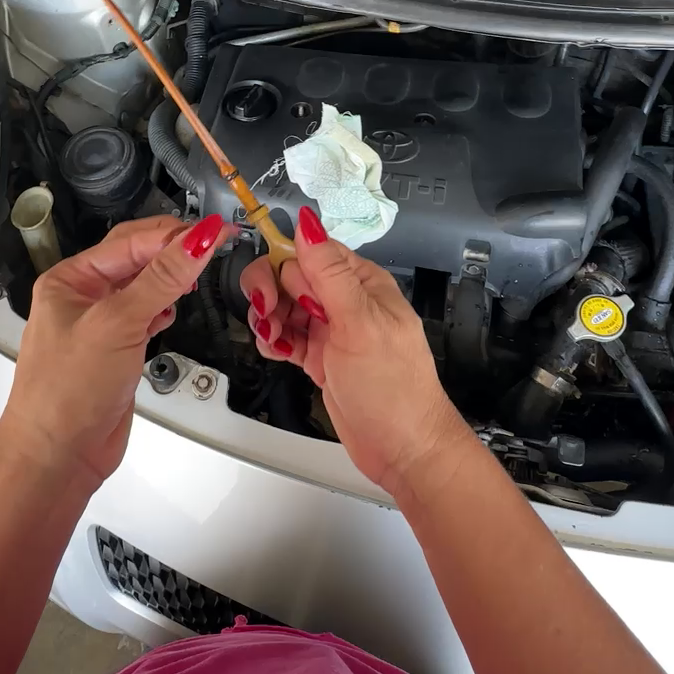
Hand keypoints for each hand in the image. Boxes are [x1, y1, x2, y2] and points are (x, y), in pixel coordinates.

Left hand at [0, 214, 230, 487]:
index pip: (131, 241)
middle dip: (175, 250)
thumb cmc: (65, 393)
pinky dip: (164, 307)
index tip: (214, 230)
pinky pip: (145, 314)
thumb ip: (163, 278)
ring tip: (200, 272)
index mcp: (70, 279)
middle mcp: (83, 296)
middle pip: (138, 258)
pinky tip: (174, 309)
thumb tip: (198, 240)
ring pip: (144, 285)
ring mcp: (100, 324)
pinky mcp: (116, 349)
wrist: (56, 458)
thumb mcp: (119, 323)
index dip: (175, 234)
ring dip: (171, 277)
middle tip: (216, 243)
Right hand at [239, 205, 473, 495]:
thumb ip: (329, 273)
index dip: (284, 267)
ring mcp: (330, 328)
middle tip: (271, 320)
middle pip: (288, 276)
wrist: (404, 450)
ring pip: (281, 304)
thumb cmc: (394, 388)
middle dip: (270, 295)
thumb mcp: (360, 324)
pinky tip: (277, 352)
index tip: (273, 294)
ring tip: (275, 341)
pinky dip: (273, 341)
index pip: (309, 252)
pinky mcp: (319, 355)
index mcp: (360, 282)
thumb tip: (307, 223)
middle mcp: (344, 300)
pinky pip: (284, 334)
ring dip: (268, 319)